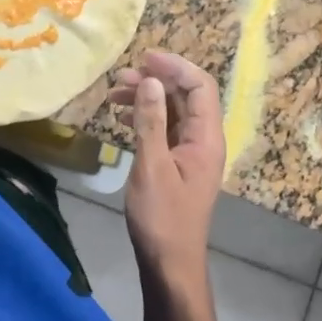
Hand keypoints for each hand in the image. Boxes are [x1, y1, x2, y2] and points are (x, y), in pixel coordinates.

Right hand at [112, 51, 226, 271]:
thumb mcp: (152, 166)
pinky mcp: (177, 163)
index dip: (175, 67)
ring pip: (173, 111)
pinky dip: (145, 117)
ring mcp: (191, 153)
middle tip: (121, 79)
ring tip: (114, 95)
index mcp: (207, 139)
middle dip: (156, 80)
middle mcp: (204, 141)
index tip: (144, 59)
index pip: (200, 87)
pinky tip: (122, 117)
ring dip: (147, 97)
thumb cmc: (162, 217)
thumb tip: (152, 82)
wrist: (169, 262)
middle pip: (186, 96)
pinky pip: (165, 128)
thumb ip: (151, 122)